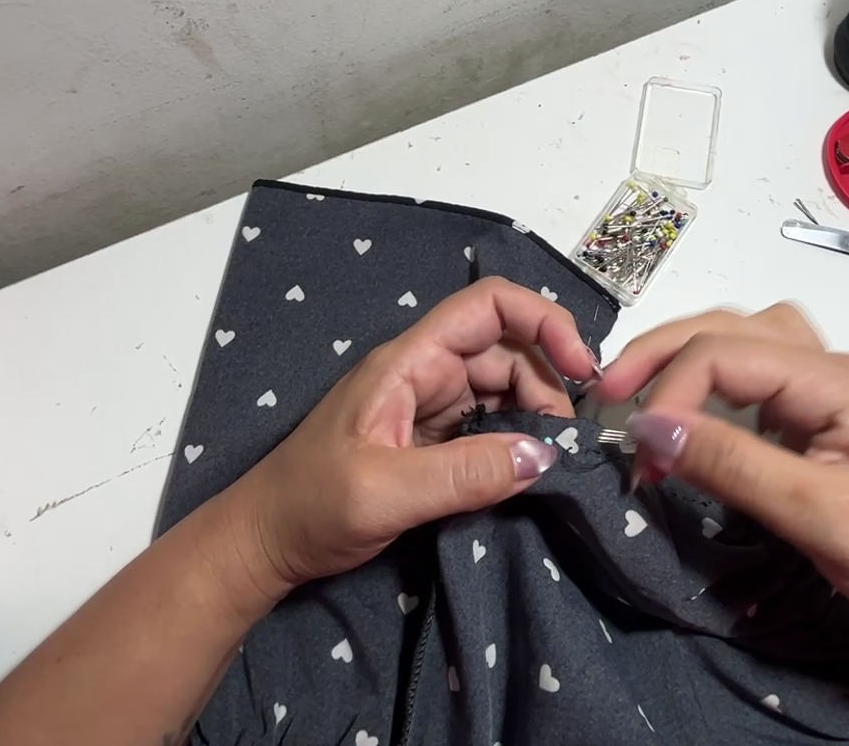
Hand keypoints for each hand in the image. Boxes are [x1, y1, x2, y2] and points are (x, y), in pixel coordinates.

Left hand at [223, 277, 599, 594]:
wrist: (266, 541)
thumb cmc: (309, 504)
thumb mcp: (383, 491)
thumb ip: (463, 473)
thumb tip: (544, 455)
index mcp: (410, 361)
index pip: (487, 307)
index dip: (542, 321)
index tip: (582, 367)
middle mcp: (426, 372)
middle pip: (507, 350)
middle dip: (546, 385)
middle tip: (564, 444)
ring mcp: (431, 405)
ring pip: (504, 388)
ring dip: (536, 416)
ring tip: (550, 461)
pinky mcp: (435, 439)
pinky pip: (490, 424)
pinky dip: (517, 440)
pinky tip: (528, 469)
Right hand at [593, 304, 848, 745]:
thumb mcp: (823, 517)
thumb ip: (730, 462)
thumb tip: (644, 423)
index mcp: (836, 377)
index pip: (723, 351)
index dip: (667, 389)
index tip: (637, 451)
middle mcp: (831, 369)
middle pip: (730, 328)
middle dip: (663, 353)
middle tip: (610, 393)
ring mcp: (832, 397)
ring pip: (746, 343)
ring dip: (693, 358)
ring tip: (651, 391)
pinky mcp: (828, 428)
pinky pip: (760, 382)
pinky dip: (718, 388)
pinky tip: (703, 418)